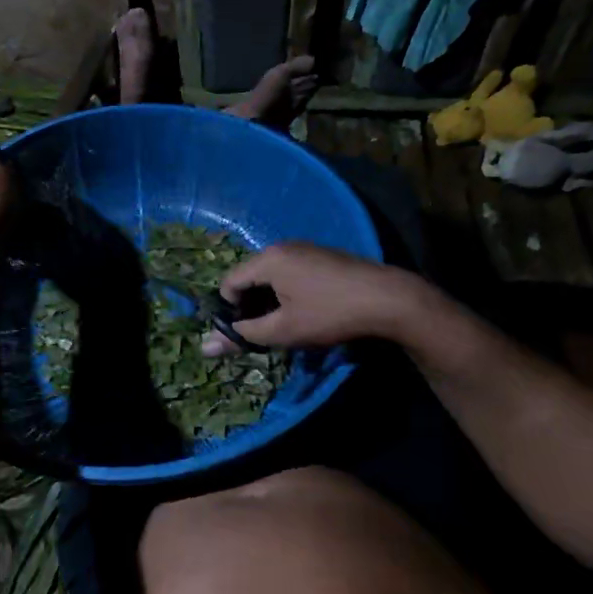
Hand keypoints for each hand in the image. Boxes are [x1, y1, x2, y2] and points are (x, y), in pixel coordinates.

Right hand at [204, 242, 429, 354]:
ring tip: (287, 323)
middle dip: (251, 305)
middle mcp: (282, 246)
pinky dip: (288, 291)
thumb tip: (205, 347)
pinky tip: (307, 310)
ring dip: (270, 300)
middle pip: (249, 276)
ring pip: (271, 274)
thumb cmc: (330, 314)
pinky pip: (290, 271)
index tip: (247, 333)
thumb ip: (243, 336)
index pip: (228, 283)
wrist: (388, 299)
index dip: (230, 311)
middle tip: (266, 331)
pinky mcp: (322, 255)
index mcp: (267, 259)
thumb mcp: (283, 331)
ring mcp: (304, 247)